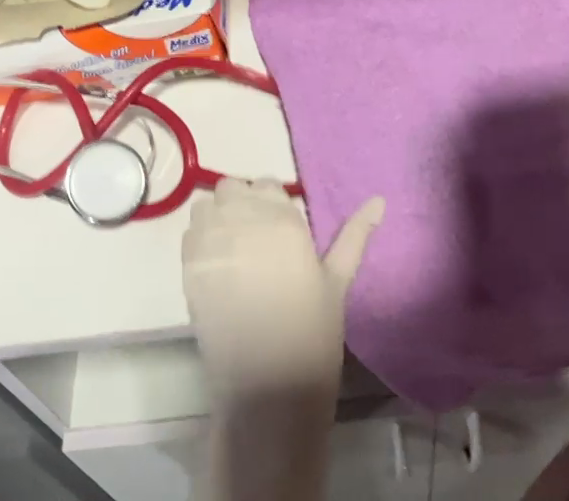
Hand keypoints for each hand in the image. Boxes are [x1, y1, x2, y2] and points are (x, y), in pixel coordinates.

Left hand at [182, 180, 383, 398]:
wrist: (268, 383)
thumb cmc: (313, 332)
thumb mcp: (337, 280)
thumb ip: (355, 235)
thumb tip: (379, 200)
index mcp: (285, 220)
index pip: (268, 185)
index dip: (271, 205)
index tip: (278, 231)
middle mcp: (246, 219)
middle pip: (233, 188)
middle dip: (241, 205)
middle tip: (255, 240)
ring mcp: (213, 240)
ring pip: (208, 205)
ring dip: (217, 218)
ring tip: (233, 251)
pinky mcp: (189, 265)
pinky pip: (189, 233)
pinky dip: (199, 241)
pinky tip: (216, 267)